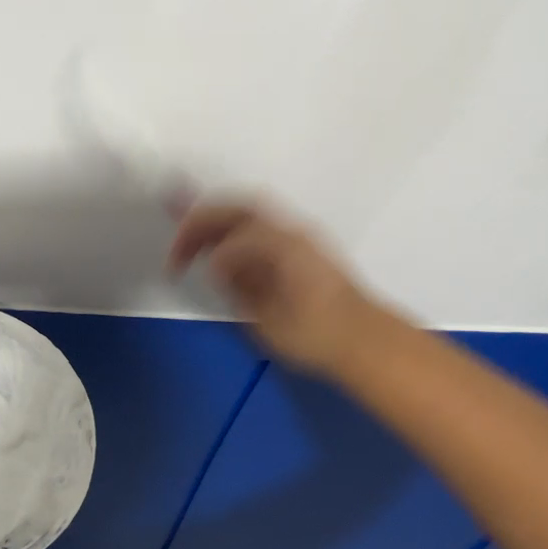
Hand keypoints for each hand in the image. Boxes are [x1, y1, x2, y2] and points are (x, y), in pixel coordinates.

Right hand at [167, 197, 388, 371]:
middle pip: (238, 207)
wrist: (368, 341)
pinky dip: (234, 228)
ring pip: (250, 209)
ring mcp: (300, 233)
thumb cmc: (317, 337)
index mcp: (282, 247)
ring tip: (193, 242)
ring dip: (216, 219)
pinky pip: (261, 222)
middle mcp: (292, 230)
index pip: (231, 231)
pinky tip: (221, 249)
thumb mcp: (267, 320)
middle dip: (201, 219)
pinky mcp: (304, 243)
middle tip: (179, 245)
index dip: (198, 243)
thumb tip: (215, 265)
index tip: (178, 266)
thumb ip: (239, 286)